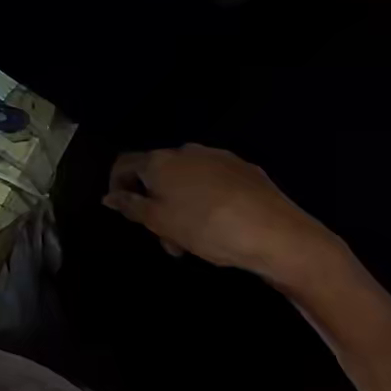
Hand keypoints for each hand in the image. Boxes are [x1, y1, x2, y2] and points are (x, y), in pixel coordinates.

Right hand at [103, 144, 345, 286]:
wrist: (281, 236)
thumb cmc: (208, 228)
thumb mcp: (159, 222)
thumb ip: (130, 206)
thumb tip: (109, 195)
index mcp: (159, 161)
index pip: (123, 164)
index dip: (116, 185)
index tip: (123, 211)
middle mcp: (185, 151)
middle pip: (157, 173)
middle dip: (154, 203)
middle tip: (164, 238)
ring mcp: (219, 157)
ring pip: (186, 178)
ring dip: (180, 203)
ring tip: (193, 238)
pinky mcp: (246, 169)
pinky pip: (213, 181)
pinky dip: (206, 199)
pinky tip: (221, 224)